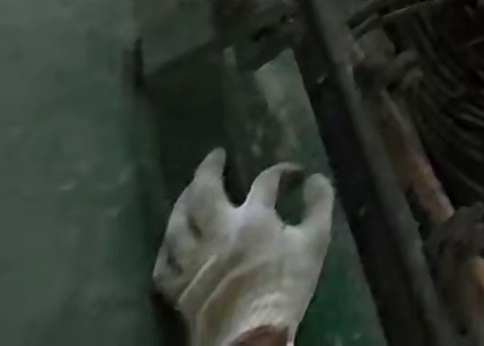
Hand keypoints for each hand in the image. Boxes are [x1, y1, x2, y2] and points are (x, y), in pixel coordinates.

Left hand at [154, 148, 334, 345]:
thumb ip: (318, 206)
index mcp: (252, 217)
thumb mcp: (314, 243)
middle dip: (209, 168)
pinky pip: (164, 263)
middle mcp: (217, 230)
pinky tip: (173, 240)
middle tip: (215, 156)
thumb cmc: (285, 288)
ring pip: (178, 222)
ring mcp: (193, 259)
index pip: (266, 181)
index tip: (295, 174)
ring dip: (183, 201)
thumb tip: (316, 178)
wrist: (253, 340)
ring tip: (190, 191)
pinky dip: (168, 247)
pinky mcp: (178, 289)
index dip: (282, 172)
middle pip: (204, 190)